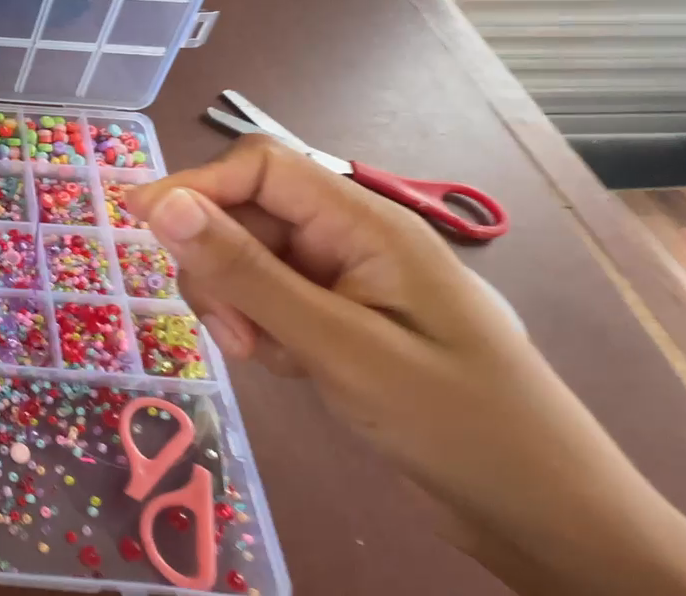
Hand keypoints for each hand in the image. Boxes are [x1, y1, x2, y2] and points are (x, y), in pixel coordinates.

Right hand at [127, 135, 685, 595]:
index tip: (139, 223)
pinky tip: (284, 366)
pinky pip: (266, 298)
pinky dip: (256, 326)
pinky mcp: (336, 318)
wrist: (546, 520)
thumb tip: (159, 202)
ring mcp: (342, 279)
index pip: (259, 166)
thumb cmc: (456, 422)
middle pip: (244, 213)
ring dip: (232, 301)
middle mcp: (349, 238)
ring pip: (246, 259)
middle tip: (228, 328)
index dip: (194, 184)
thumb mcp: (338, 345)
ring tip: (258, 353)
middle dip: (216, 263)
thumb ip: (245, 271)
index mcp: (364, 223)